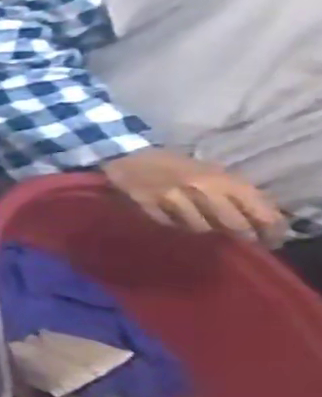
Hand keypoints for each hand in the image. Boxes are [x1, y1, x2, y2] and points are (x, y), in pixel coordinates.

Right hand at [101, 148, 287, 246]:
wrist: (127, 156)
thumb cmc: (178, 166)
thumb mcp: (214, 174)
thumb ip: (238, 195)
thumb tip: (262, 223)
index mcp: (226, 180)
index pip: (262, 214)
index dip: (270, 231)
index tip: (268, 240)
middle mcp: (203, 187)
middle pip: (234, 225)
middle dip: (238, 234)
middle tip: (235, 236)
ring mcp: (171, 194)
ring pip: (200, 226)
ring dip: (201, 227)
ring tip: (197, 222)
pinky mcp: (146, 201)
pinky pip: (169, 222)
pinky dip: (173, 222)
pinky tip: (171, 216)